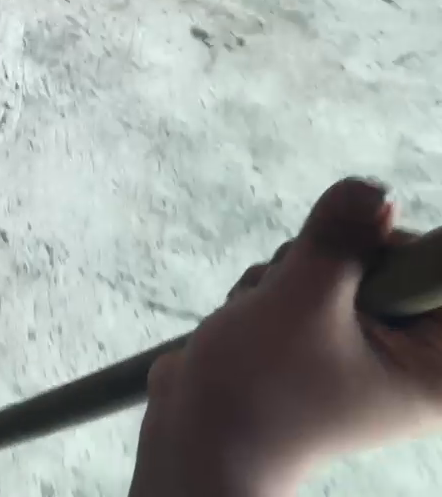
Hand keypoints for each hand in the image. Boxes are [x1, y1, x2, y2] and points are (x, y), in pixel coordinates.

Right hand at [130, 179, 441, 496]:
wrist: (203, 430)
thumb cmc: (262, 382)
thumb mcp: (298, 303)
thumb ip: (334, 243)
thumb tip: (371, 190)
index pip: (439, 274)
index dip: (389, 248)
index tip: (342, 253)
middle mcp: (422, 359)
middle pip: (384, 267)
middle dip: (321, 264)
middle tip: (293, 292)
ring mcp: (372, 353)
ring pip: (336, 274)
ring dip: (285, 277)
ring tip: (261, 315)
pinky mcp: (327, 346)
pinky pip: (309, 293)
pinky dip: (271, 293)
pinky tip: (251, 319)